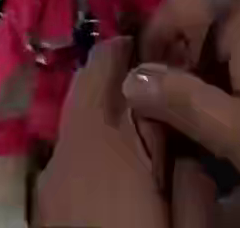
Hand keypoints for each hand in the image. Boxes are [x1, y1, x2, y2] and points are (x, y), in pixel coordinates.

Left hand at [33, 36, 216, 227]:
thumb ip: (193, 183)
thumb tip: (188, 145)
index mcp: (106, 143)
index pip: (113, 65)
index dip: (140, 48)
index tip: (169, 43)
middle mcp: (71, 144)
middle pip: (90, 78)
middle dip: (121, 65)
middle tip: (161, 70)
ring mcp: (52, 170)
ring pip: (78, 107)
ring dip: (106, 97)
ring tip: (146, 108)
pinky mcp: (46, 196)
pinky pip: (71, 141)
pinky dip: (93, 130)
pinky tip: (121, 152)